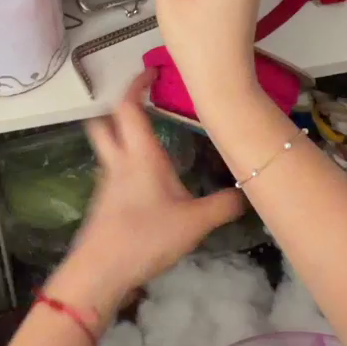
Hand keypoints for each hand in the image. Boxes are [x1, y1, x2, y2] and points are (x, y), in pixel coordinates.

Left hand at [45, 71, 243, 317]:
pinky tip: (147, 183)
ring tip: (151, 142)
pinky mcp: (103, 203)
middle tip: (142, 104)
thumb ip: (223, 206)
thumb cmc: (145, 237)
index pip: (129, 107)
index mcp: (140, 154)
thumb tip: (247, 192)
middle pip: (105, 121)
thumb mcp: (194, 223)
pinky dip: (125, 166)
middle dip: (118, 108)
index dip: (136, 85)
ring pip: (107, 147)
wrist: (99, 271)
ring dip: (122, 137)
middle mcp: (119, 161)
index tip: (150, 73)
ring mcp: (107, 182)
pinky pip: (113, 172)